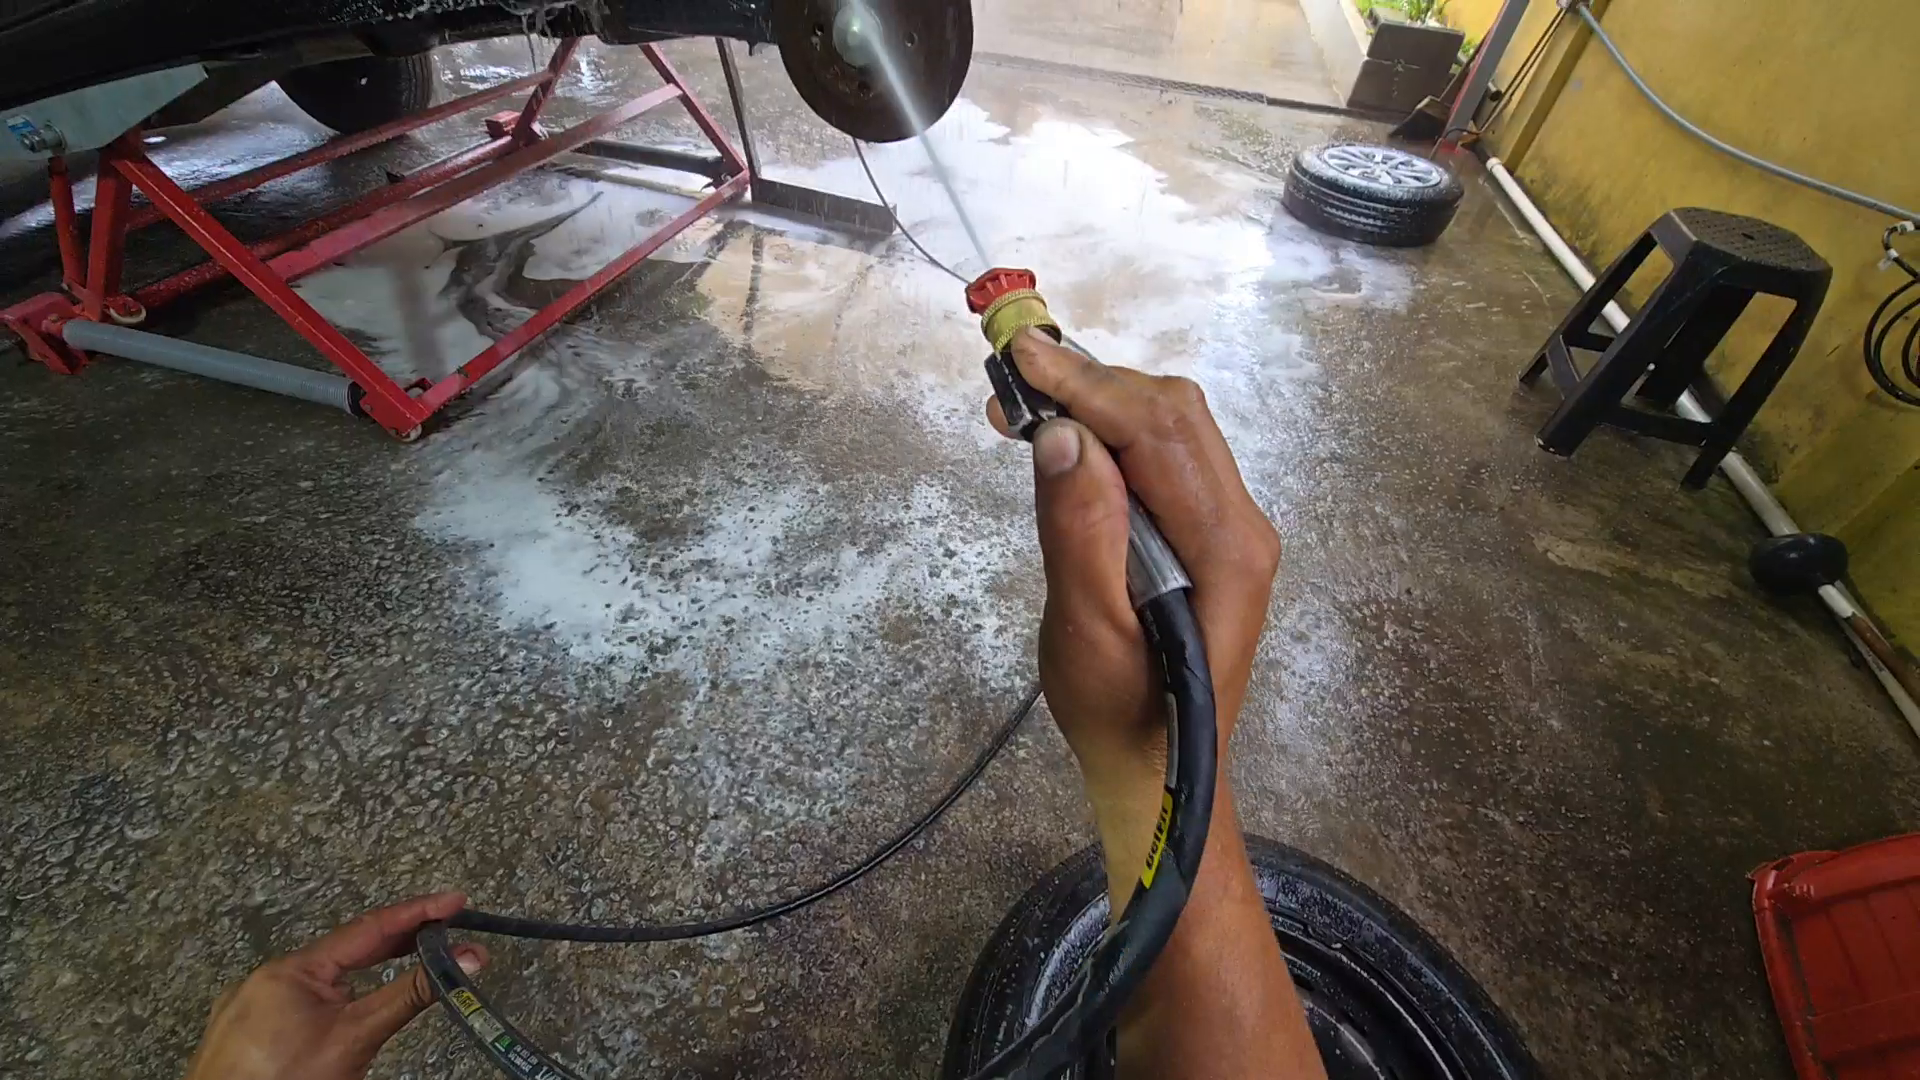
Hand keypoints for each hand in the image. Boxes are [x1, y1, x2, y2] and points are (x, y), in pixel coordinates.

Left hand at [184, 893, 486, 1079]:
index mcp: (288, 970)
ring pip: (328, 971)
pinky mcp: (246, 1032)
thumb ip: (414, 992)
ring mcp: (249, 1007)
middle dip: (402, 938)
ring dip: (375, 962)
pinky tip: (363, 993)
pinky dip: (346, 987)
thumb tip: (474, 957)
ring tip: (421, 953)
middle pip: (349, 947)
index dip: (418, 911)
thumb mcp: (358, 1036)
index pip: (368, 927)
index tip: (458, 900)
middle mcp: (264, 979)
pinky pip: (307, 994)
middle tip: (450, 927)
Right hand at [988, 329, 1279, 837]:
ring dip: (1097, 403)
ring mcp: (1227, 524)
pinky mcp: (1201, 532)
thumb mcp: (1087, 631)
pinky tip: (1065, 441)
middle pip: (1173, 416)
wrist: (1158, 767)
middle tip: (1015, 382)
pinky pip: (1157, 460)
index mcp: (1226, 546)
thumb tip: (1061, 434)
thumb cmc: (1118, 713)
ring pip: (1167, 428)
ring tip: (1027, 406)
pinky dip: (1107, 436)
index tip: (1023, 356)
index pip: (1158, 432)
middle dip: (1092, 384)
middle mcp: (1240, 521)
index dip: (1088, 386)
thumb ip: (1080, 533)